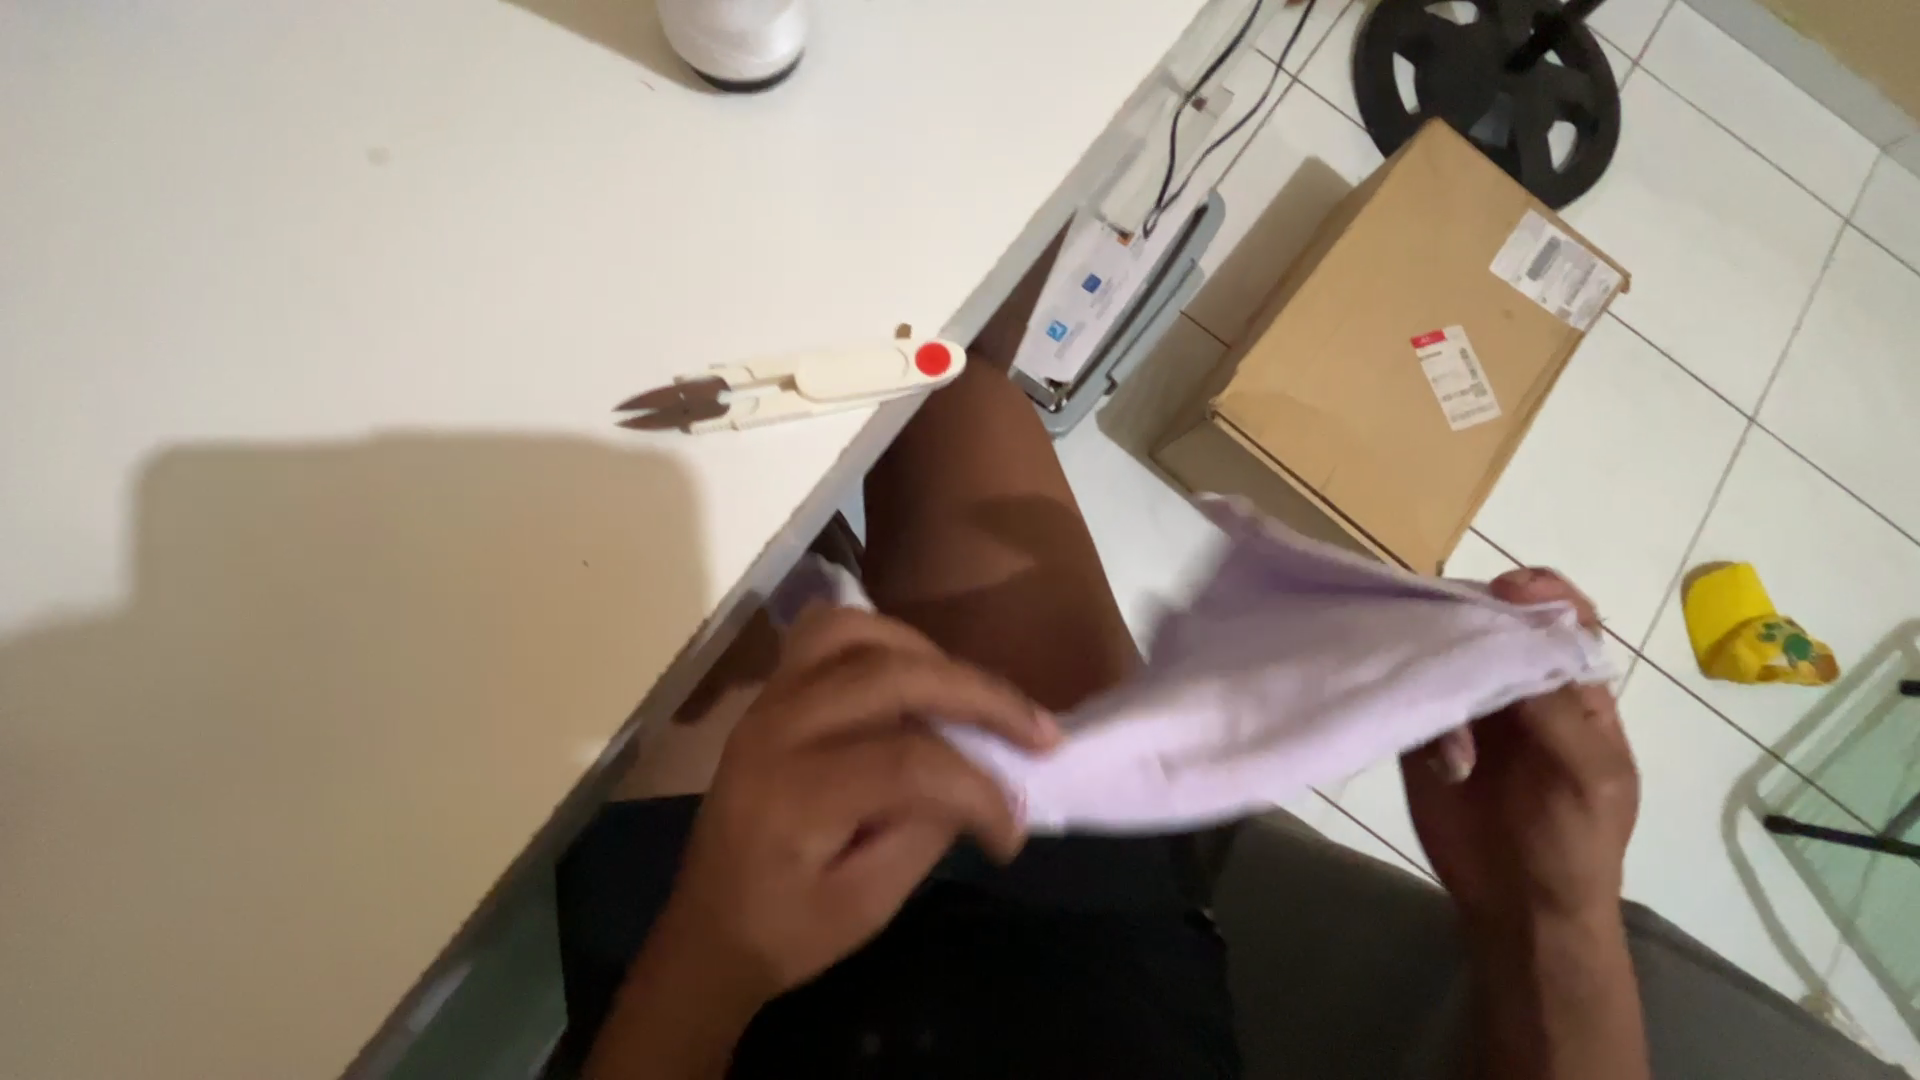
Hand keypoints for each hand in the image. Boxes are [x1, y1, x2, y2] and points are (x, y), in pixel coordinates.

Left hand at [650, 604, 1058, 1001]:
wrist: (708, 928)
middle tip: (1039, 731)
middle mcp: (778, 728)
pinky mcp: (772, 692)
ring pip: (859, 633)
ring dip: (931, 656)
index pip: (909, 764)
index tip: (1013, 830)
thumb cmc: (787, 930)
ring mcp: (770, 700)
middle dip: (980, 698)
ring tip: (977, 696)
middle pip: (893, 676)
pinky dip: (882, 638)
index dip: (978, 790)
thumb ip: (928, 831)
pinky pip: (828, 633)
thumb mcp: (867, 905)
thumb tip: (985, 779)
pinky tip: (915, 671)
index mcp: (795, 795)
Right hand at [1402, 569, 1639, 928]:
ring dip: (1432, 666)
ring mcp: (1463, 705)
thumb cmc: (1573, 841)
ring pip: (1440, 652)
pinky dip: (1405, 700)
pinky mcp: (1421, 728)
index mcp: (1569, 689)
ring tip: (1447, 725)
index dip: (1536, 592)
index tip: (1502, 588)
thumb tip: (1514, 621)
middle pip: (1488, 624)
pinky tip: (1431, 746)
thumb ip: (1552, 700)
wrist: (1517, 907)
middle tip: (1444, 637)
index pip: (1560, 618)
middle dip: (1465, 621)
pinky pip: (1405, 692)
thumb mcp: (1585, 772)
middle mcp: (1514, 685)